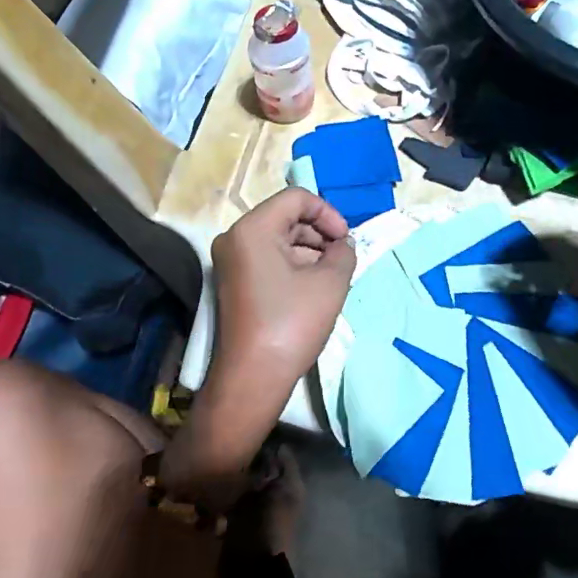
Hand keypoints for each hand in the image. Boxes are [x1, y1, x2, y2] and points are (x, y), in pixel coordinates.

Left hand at [166, 188, 354, 505]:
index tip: (345, 240)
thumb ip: (343, 253)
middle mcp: (235, 238)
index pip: (297, 199)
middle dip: (320, 233)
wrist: (253, 378)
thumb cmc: (291, 323)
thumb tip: (341, 246)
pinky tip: (315, 288)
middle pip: (286, 217)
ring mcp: (231, 262)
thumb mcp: (331, 283)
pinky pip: (269, 259)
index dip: (328, 213)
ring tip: (333, 275)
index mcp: (253, 229)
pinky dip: (295, 265)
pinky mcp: (235, 283)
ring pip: (280, 239)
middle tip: (343, 258)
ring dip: (310, 251)